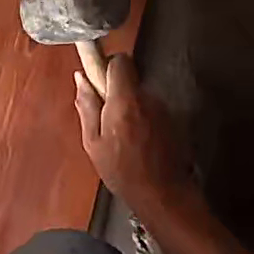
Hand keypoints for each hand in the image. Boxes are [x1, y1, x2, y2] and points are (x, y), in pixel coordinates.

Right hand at [73, 54, 193, 211]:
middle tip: (107, 119)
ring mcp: (163, 108)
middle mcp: (147, 98)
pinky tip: (138, 142)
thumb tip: (81, 78)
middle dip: (117, 92)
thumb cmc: (122, 171)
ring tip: (123, 136)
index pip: (120, 60)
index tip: (99, 83)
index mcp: (125, 100)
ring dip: (130, 108)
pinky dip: (143, 119)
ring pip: (141, 96)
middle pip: (130, 79)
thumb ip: (87, 106)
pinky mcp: (172, 119)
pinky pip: (152, 110)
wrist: (162, 193)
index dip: (108, 66)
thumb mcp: (93, 142)